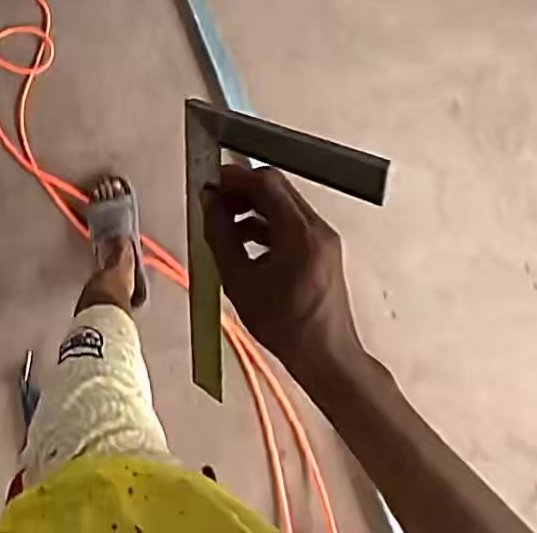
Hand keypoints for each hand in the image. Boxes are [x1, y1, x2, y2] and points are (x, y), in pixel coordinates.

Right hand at [202, 163, 367, 372]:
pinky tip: (243, 240)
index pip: (266, 183)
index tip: (212, 183)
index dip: (235, 177)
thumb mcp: (239, 279)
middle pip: (275, 188)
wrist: (326, 358)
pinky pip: (289, 220)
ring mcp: (322, 237)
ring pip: (281, 202)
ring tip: (224, 224)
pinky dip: (264, 221)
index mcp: (300, 233)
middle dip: (241, 190)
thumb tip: (209, 205)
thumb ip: (220, 235)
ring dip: (251, 206)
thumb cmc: (287, 327)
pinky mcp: (321, 247)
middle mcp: (316, 229)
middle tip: (215, 201)